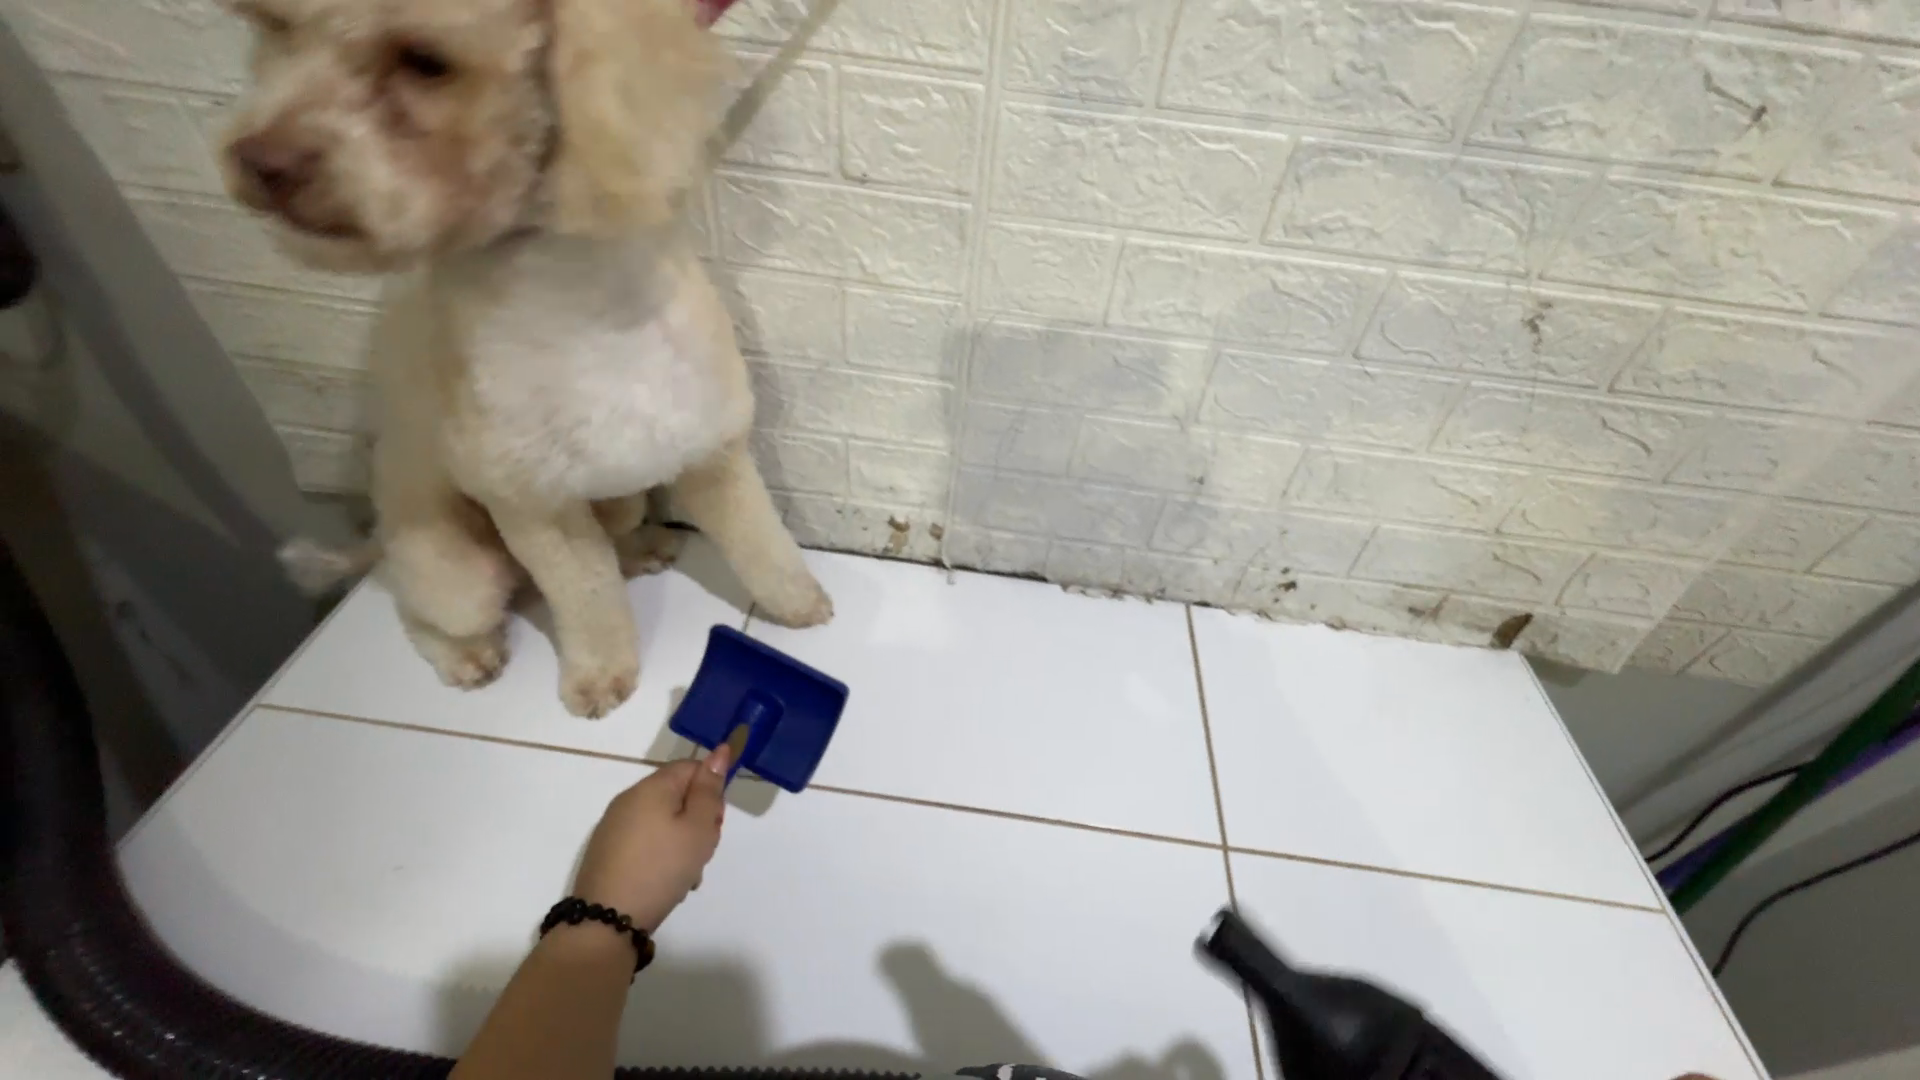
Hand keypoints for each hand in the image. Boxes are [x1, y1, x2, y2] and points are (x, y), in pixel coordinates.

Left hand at [572, 745, 730, 931]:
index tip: (715, 823)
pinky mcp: (606, 851)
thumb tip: (719, 751)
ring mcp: (614, 826)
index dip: (711, 790)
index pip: (692, 767)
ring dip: (681, 841)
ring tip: (687, 874)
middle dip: (698, 819)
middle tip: (703, 850)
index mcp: (652, 787)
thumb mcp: (698, 827)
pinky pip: (644, 841)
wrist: (605, 922)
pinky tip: (665, 882)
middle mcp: (629, 799)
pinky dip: (660, 855)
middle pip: (678, 795)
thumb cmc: (661, 868)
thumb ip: (710, 789)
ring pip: (663, 821)